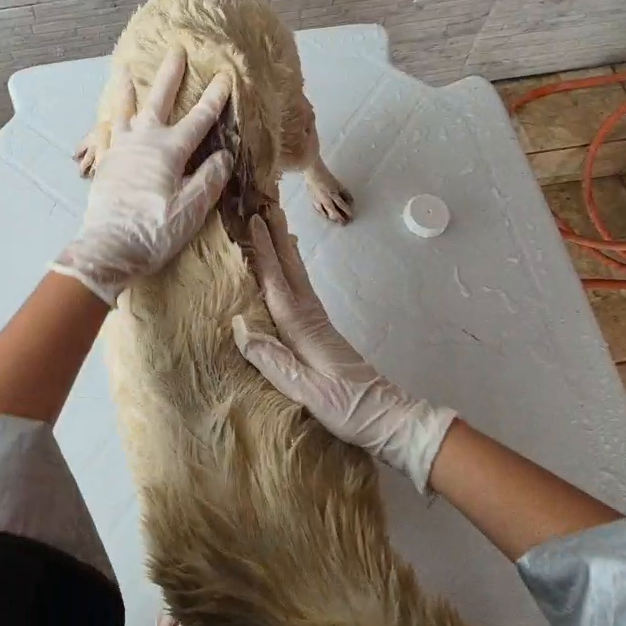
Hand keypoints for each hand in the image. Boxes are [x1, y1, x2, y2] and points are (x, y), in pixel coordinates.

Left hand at [52, 49, 231, 303]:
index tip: (225, 76)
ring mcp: (120, 150)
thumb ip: (209, 179)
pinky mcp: (105, 163)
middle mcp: (144, 141)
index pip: (199, 118)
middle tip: (176, 51)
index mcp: (169, 150)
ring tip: (124, 71)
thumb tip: (223, 156)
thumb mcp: (191, 209)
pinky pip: (106, 133)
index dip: (214, 98)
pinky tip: (105, 117)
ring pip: (125, 111)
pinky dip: (107, 121)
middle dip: (170, 76)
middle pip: (159, 101)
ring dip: (128, 90)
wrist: (107, 249)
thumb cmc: (154, 232)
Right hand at [231, 215, 456, 490]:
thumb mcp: (307, 392)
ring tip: (274, 227)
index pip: (276, 282)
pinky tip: (289, 271)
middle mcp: (310, 318)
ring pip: (296, 276)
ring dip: (282, 249)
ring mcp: (317, 324)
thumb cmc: (347, 408)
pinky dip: (290, 270)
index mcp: (303, 328)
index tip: (252, 221)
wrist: (388, 419)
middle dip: (275, 237)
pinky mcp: (321, 333)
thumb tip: (237, 325)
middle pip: (289, 269)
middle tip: (264, 206)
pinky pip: (299, 289)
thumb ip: (272, 360)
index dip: (262, 251)